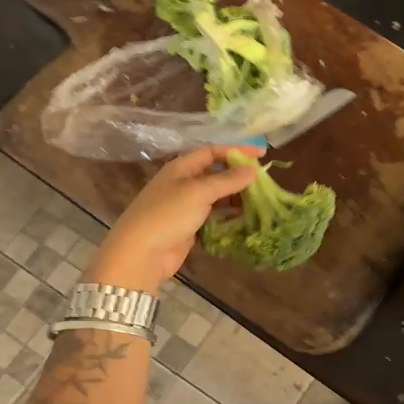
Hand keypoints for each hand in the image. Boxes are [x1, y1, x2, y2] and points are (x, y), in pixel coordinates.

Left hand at [87, 146, 259, 292]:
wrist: (141, 253)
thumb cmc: (168, 215)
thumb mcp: (199, 192)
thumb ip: (227, 180)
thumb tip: (253, 169)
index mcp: (181, 168)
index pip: (212, 151)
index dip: (237, 150)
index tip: (262, 154)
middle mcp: (183, 182)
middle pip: (216, 171)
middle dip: (238, 173)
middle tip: (263, 179)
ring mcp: (185, 204)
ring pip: (217, 193)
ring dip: (236, 194)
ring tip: (260, 198)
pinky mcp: (189, 224)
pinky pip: (214, 213)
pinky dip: (230, 213)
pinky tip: (245, 216)